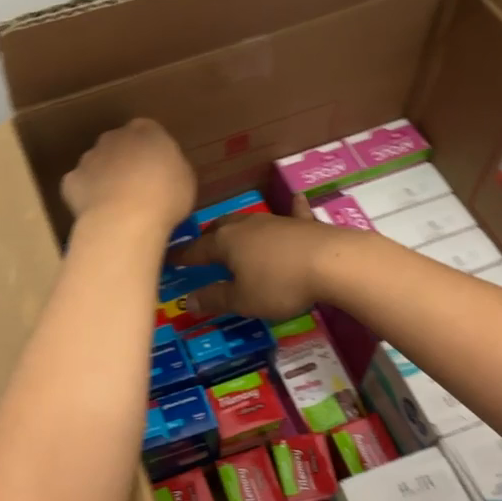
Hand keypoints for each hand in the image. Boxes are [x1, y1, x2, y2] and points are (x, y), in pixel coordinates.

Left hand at [60, 119, 195, 232]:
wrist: (125, 220)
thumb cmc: (165, 197)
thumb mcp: (184, 180)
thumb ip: (170, 167)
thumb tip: (163, 170)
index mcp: (146, 131)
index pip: (147, 131)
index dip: (150, 151)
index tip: (156, 171)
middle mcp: (113, 137)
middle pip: (117, 144)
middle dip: (123, 161)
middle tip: (136, 188)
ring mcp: (88, 157)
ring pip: (95, 164)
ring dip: (103, 178)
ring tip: (116, 206)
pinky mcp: (70, 180)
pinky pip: (79, 186)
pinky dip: (86, 197)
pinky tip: (97, 214)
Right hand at [174, 195, 373, 319]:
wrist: (333, 262)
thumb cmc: (280, 284)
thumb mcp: (242, 300)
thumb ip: (214, 299)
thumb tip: (188, 300)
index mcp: (225, 243)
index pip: (195, 250)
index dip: (181, 256)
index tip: (168, 258)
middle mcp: (245, 225)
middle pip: (220, 228)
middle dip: (208, 238)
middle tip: (201, 247)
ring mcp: (275, 221)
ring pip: (249, 221)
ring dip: (239, 229)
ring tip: (232, 233)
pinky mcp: (303, 223)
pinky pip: (294, 214)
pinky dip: (292, 210)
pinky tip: (297, 200)